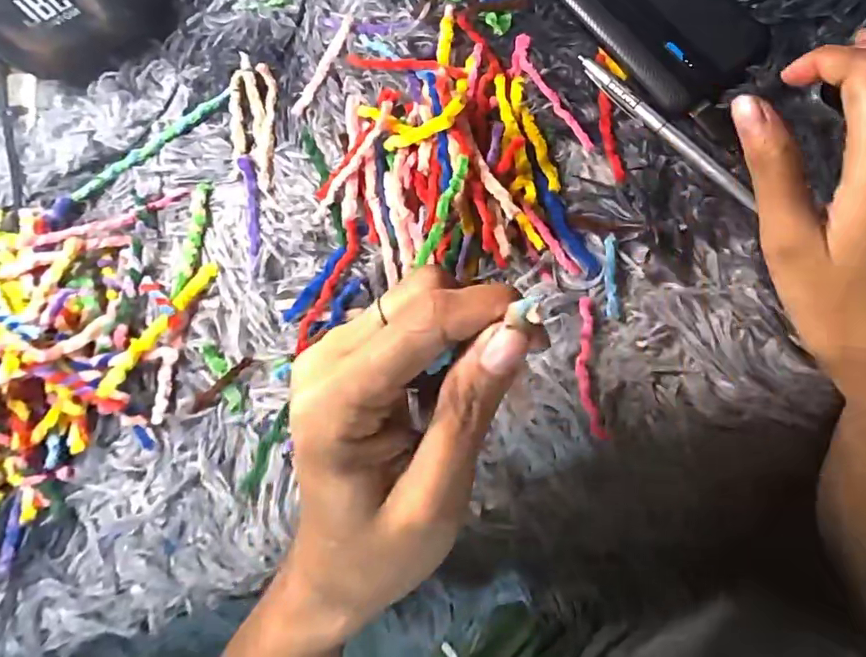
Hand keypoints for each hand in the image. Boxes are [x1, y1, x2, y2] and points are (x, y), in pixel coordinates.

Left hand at [227, 268, 535, 656]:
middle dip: (480, 311)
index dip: (486, 308)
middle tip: (520, 355)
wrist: (329, 571)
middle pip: (420, 293)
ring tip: (489, 371)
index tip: (538, 331)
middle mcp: (326, 356)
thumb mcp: (436, 500)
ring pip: (417, 294)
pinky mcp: (347, 347)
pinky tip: (458, 373)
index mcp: (337, 399)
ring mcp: (332, 346)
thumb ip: (469, 410)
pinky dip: (448, 329)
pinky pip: (409, 312)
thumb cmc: (380, 553)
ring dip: (466, 319)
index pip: (422, 319)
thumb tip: (514, 333)